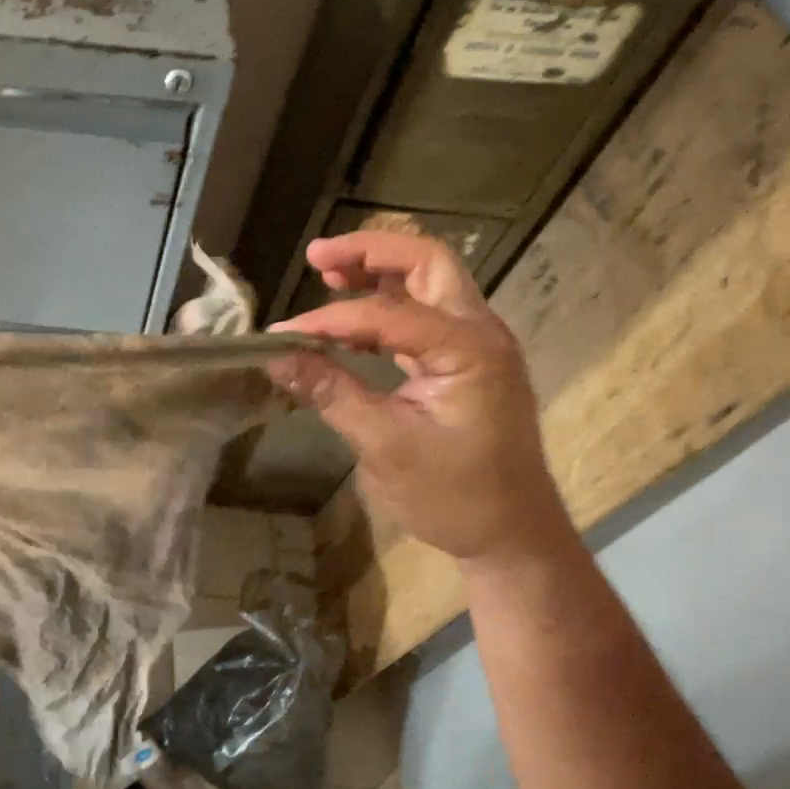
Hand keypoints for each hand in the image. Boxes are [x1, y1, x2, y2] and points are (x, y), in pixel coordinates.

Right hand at [269, 232, 570, 558]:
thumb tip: (278, 357)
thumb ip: (332, 393)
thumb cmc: (454, 495)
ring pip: (430, 283)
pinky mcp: (467, 364)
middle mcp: (481, 333)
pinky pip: (426, 316)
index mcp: (468, 349)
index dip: (329, 320)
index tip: (282, 336)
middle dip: (370, 252)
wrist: (512, 536)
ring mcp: (478, 346)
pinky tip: (351, 325)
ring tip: (328, 275)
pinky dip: (388, 307)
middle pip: (427, 263)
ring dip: (380, 272)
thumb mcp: (384, 445)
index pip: (387, 313)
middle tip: (317, 259)